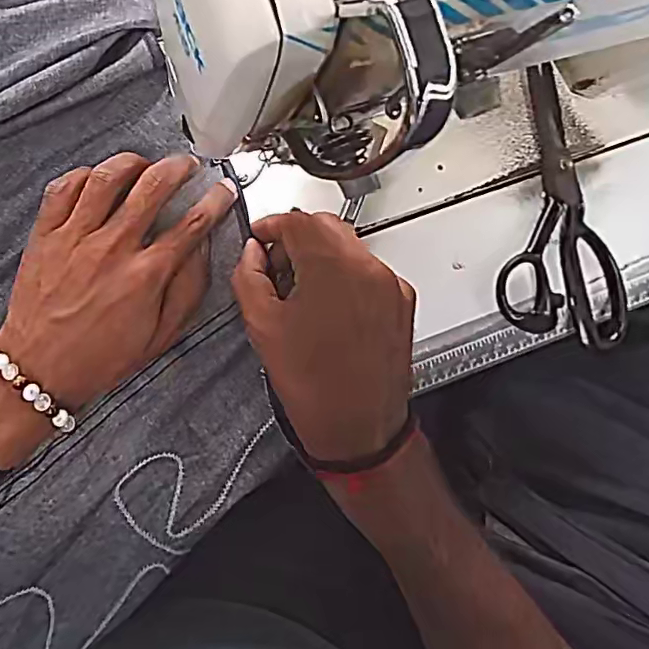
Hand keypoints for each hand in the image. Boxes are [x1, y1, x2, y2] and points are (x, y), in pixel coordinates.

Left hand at [0, 153, 236, 466]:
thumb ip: (187, 291)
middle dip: (178, 167)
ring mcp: (74, 238)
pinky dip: (83, 174)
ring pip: (107, 177)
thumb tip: (202, 250)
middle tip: (186, 166)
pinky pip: (63, 188)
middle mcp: (110, 250)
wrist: (40, 369)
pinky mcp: (45, 235)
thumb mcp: (159, 336)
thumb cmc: (97, 357)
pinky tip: (97, 179)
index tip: (220, 192)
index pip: (190, 223)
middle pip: (153, 186)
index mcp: (144, 276)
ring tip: (144, 164)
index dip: (213, 200)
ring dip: (133, 161)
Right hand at [230, 210, 414, 461]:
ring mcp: (389, 285)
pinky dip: (344, 275)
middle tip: (274, 262)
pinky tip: (326, 306)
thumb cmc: (317, 387)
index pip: (298, 221)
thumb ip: (248, 276)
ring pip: (348, 245)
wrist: (359, 428)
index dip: (271, 225)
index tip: (261, 235)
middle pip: (326, 226)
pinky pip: (367, 270)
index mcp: (333, 268)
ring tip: (300, 290)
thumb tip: (252, 254)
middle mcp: (368, 269)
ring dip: (320, 254)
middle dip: (296, 237)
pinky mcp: (400, 302)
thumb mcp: (262, 325)